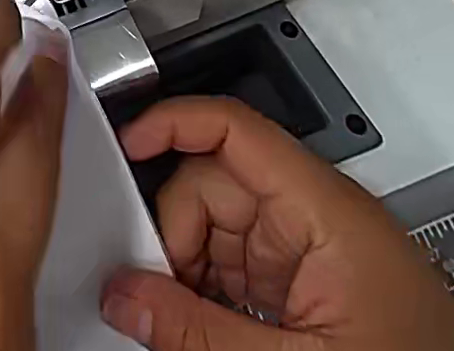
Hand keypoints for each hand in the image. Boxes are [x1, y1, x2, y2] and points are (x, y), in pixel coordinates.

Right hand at [103, 97, 453, 350]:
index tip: (127, 144)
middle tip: (157, 293)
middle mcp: (317, 217)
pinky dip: (208, 293)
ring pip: (215, 227)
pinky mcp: (305, 285)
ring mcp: (310, 252)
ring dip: (188, 270)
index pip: (237, 129)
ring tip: (188, 326)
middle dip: (175, 234)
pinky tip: (211, 332)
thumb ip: (197, 332)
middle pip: (213, 184)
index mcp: (329, 212)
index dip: (174, 123)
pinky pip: (232, 265)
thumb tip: (124, 294)